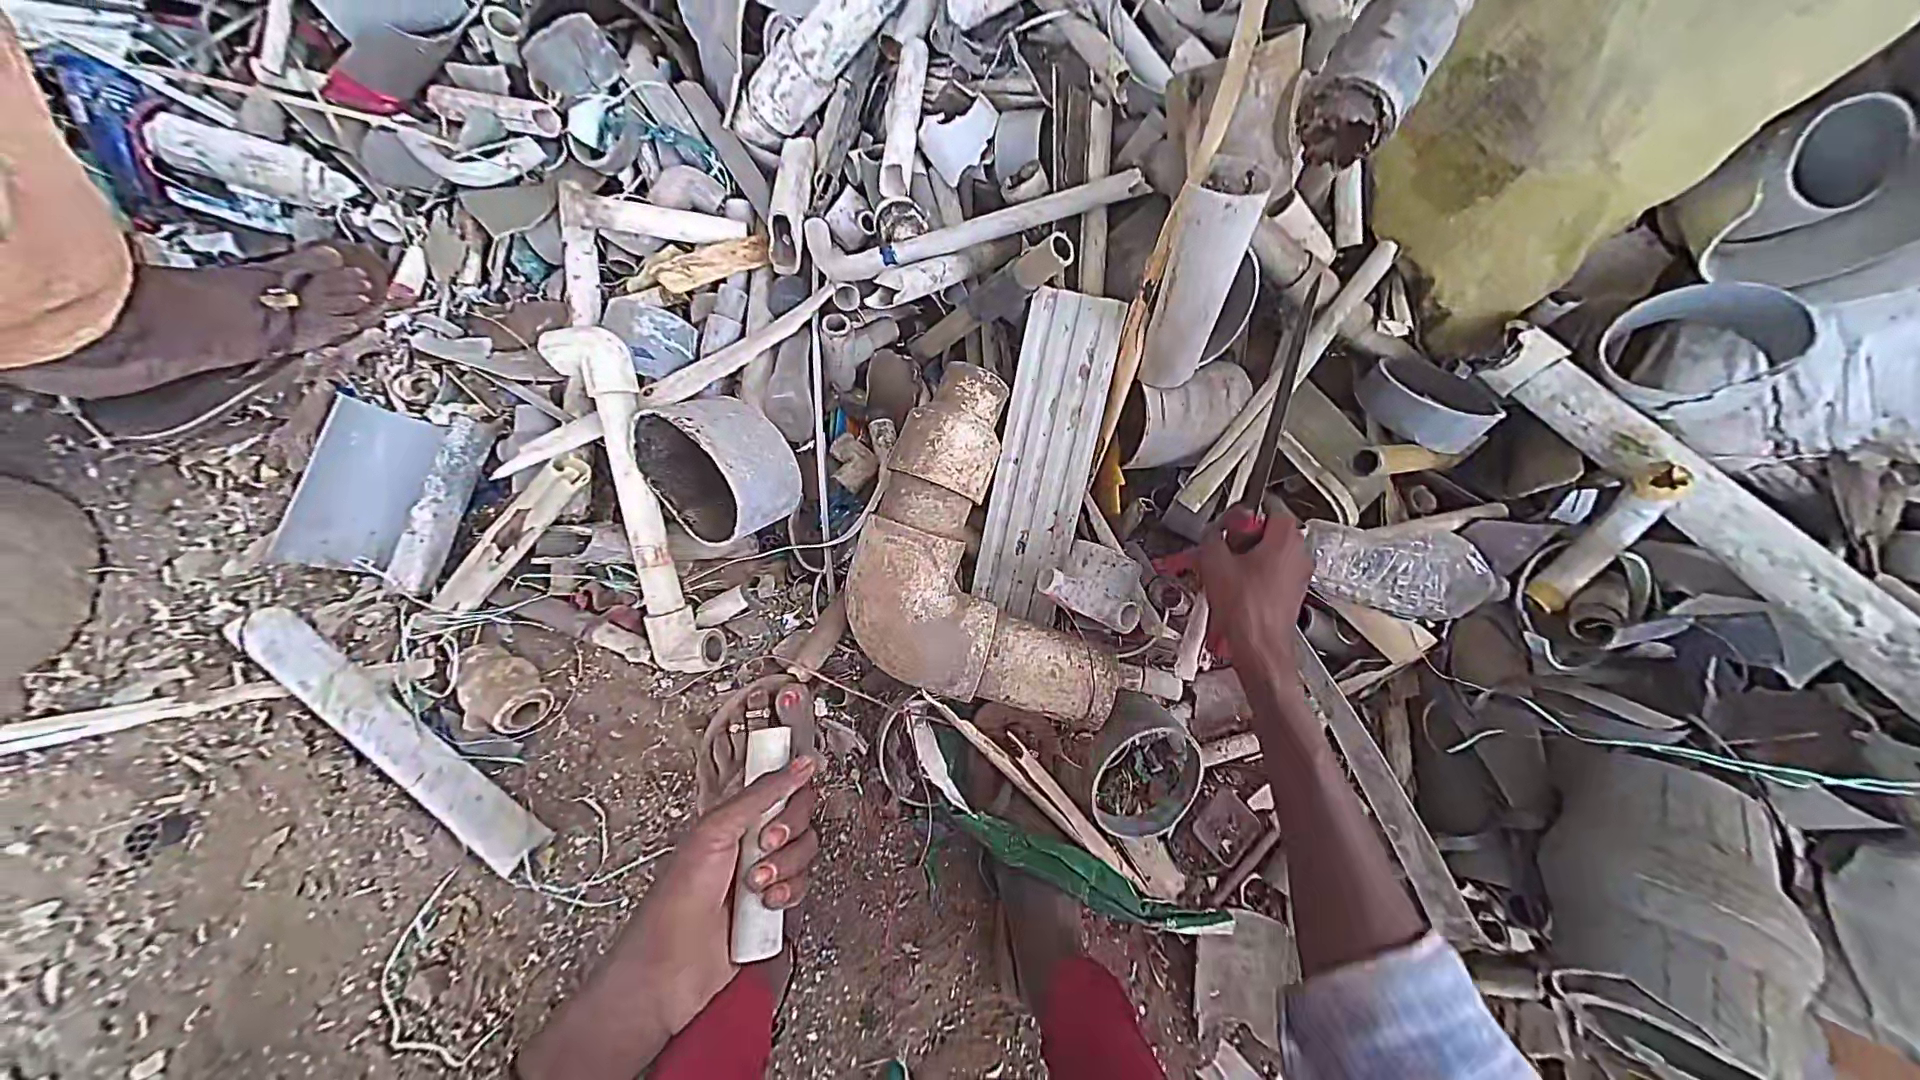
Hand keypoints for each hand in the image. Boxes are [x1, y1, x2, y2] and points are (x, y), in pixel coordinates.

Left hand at [627, 753, 820, 1033]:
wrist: (670, 969)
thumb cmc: (676, 900)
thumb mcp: (715, 832)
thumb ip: (761, 794)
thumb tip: (799, 763)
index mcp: (736, 815)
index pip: (781, 784)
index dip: (793, 785)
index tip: (796, 789)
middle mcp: (753, 839)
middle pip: (801, 816)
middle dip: (789, 830)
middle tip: (765, 843)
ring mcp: (766, 871)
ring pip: (806, 851)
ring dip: (785, 867)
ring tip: (755, 884)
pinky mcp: (775, 904)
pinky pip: (804, 885)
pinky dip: (788, 893)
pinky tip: (765, 904)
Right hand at [1199, 502, 1312, 675]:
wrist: (1259, 646)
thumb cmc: (1246, 609)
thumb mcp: (1214, 562)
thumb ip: (1213, 537)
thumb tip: (1213, 533)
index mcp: (1286, 539)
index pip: (1270, 506)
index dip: (1244, 512)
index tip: (1230, 520)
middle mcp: (1298, 554)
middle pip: (1268, 531)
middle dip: (1241, 537)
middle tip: (1222, 546)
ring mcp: (1297, 575)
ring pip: (1268, 553)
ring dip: (1244, 556)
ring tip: (1222, 569)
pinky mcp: (1291, 592)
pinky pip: (1269, 573)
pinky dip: (1251, 574)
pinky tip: (1230, 587)